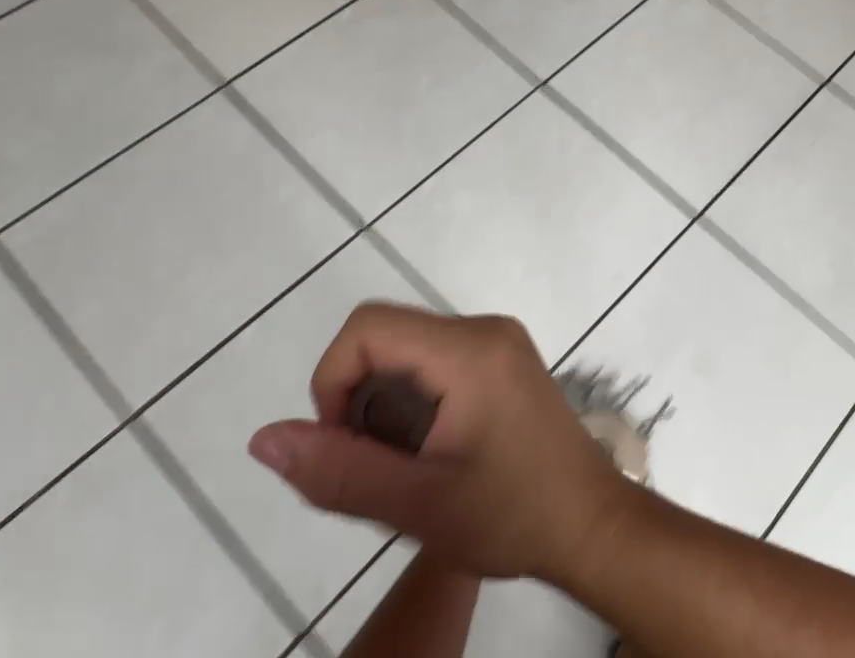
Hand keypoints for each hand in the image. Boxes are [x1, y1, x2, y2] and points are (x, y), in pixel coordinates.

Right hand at [248, 303, 632, 580]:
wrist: (591, 525)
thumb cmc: (513, 517)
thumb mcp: (417, 505)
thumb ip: (337, 471)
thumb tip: (263, 438)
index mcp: (470, 350)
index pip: (366, 328)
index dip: (332, 382)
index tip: (347, 446)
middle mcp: (487, 330)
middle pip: (387, 337)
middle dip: (360, 399)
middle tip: (381, 464)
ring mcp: (501, 343)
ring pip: (408, 352)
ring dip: (387, 405)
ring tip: (410, 465)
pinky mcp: (506, 361)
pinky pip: (436, 361)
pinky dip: (415, 402)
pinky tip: (432, 453)